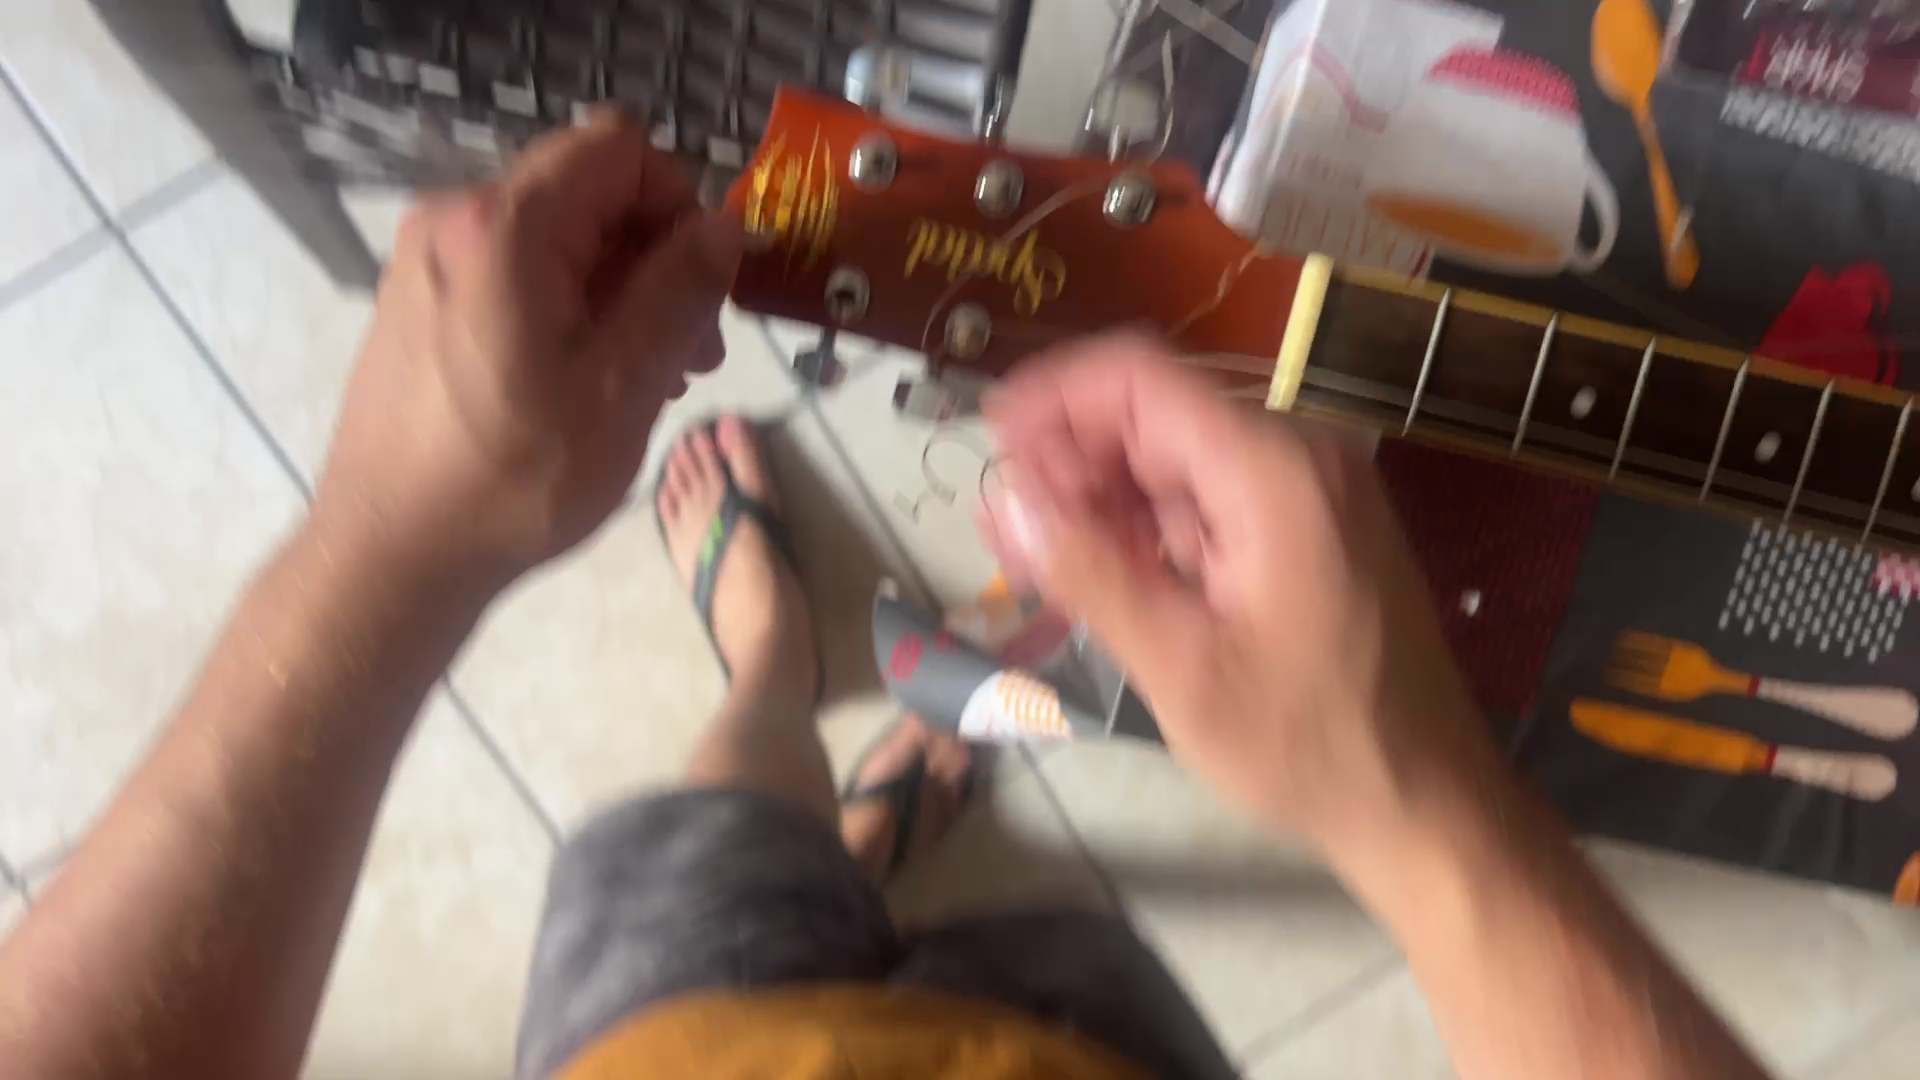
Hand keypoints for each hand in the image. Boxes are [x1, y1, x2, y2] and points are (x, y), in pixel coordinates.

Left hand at [310, 112, 740, 586]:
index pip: (621, 150)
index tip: (712, 284)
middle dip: (663, 261)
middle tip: (697, 350)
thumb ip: (681, 291)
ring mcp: (435, 262)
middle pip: (594, 196)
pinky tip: (604, 380)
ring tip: (660, 375)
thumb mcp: (625, 383)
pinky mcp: (430, 305)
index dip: (684, 204)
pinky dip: (584, 313)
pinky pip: (528, 279)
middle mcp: (457, 220)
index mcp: (505, 226)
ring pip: (566, 243)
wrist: (398, 551)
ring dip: (631, 294)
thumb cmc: (520, 475)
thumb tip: (727, 226)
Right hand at [982, 335, 1509, 851]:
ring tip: (1032, 553)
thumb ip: (1090, 574)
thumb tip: (1008, 501)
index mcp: (1271, 471)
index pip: (1139, 382)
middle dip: (1067, 461)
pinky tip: (1093, 568)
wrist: (1424, 804)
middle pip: (1150, 420)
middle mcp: (1289, 458)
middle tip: (1006, 523)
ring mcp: (1296, 493)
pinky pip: (1195, 505)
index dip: (1054, 395)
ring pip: (1166, 464)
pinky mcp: (1291, 530)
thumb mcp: (1182, 667)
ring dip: (1094, 499)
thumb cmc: (1308, 745)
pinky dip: (1136, 529)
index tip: (991, 432)